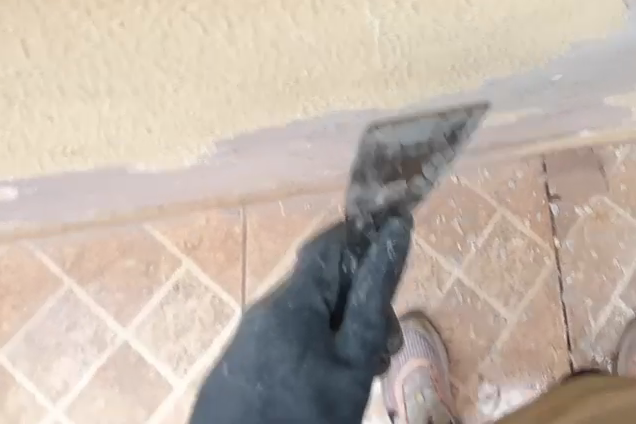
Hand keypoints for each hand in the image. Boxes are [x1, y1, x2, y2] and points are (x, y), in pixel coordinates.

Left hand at [191, 219, 410, 423]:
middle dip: (363, 301)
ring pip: (308, 316)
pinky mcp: (235, 373)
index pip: (334, 240)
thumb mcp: (355, 360)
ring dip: (343, 331)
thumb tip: (396, 229)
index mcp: (291, 300)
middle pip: (324, 283)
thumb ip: (375, 294)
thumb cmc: (305, 420)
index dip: (369, 237)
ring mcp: (245, 344)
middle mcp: (263, 311)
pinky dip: (315, 351)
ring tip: (366, 373)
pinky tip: (329, 388)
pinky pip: (285, 342)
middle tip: (389, 345)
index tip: (400, 257)